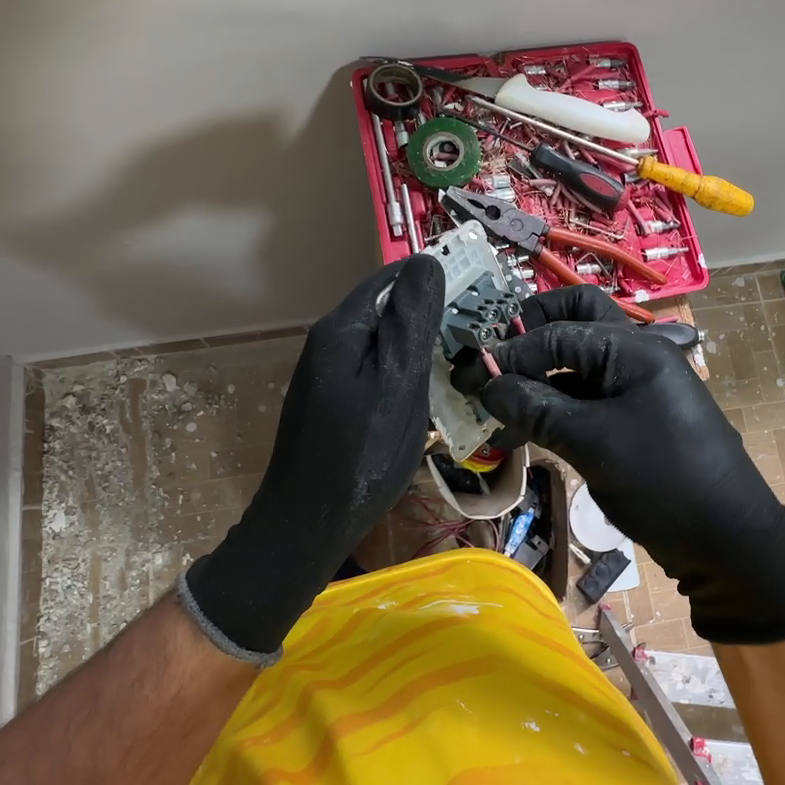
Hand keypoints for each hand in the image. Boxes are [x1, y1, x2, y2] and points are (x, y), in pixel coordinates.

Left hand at [180, 255, 443, 662]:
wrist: (307, 523)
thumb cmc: (361, 452)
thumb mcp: (397, 382)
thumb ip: (410, 321)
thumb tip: (427, 261)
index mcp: (342, 328)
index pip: (392, 279)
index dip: (435, 283)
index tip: (477, 299)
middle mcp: (329, 342)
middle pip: (386, 312)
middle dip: (429, 319)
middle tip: (475, 341)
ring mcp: (327, 375)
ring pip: (381, 345)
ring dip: (418, 352)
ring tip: (458, 370)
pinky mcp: (331, 403)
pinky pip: (374, 374)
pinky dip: (402, 378)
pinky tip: (423, 402)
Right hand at [461, 318, 784, 644]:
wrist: (730, 542)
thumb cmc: (664, 481)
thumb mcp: (592, 444)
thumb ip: (536, 409)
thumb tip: (485, 384)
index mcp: (633, 348)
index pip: (557, 334)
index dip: (509, 354)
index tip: (468, 377)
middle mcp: (636, 355)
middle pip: (576, 320)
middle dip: (531, 332)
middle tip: (496, 356)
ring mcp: (638, 386)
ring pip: (578, 362)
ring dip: (539, 375)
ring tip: (499, 405)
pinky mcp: (635, 417)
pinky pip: (587, 396)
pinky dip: (555, 404)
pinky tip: (525, 429)